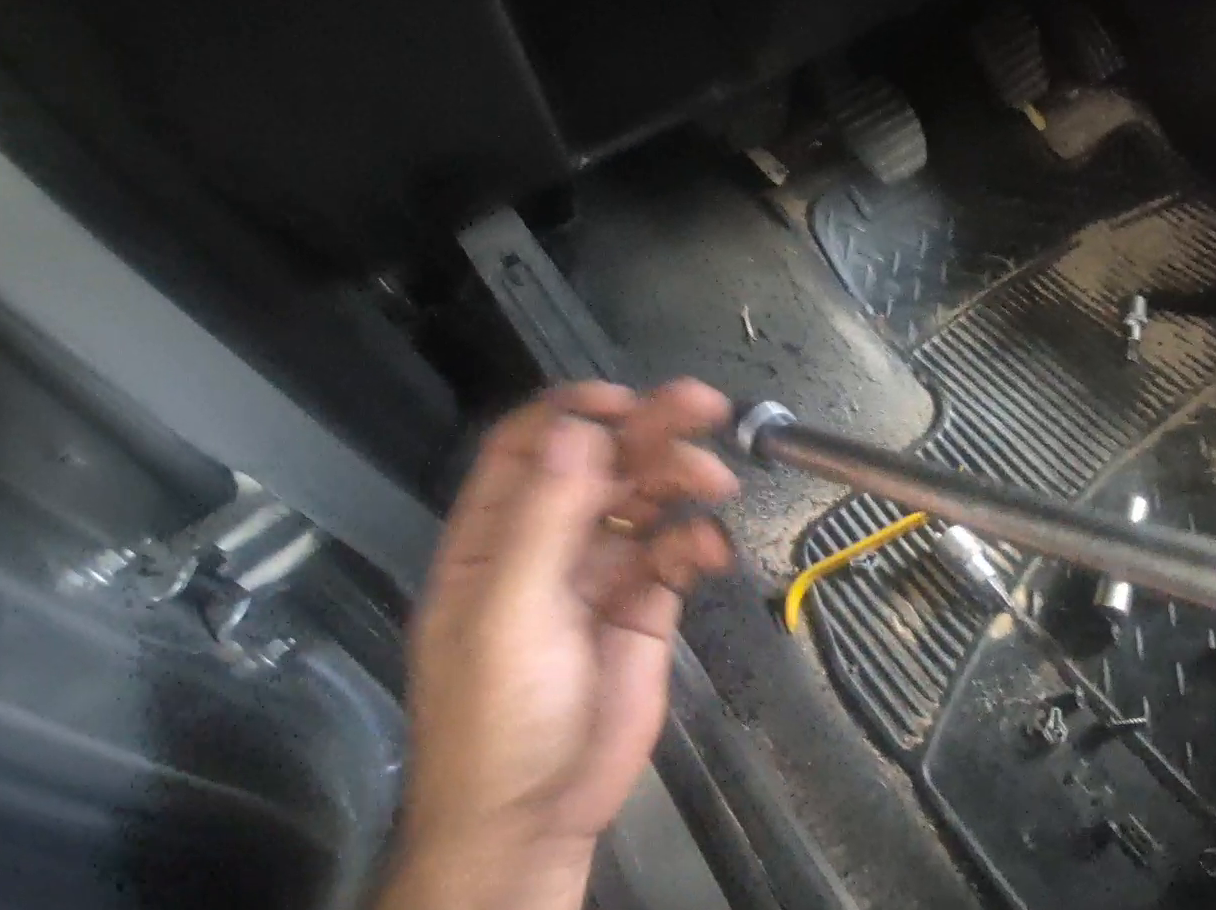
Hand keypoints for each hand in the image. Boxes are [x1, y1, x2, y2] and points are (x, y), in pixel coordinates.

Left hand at [377, 380, 738, 909]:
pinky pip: (676, 553)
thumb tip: (575, 431)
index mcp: (497, 536)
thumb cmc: (501, 716)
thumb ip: (542, 519)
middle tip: (705, 406)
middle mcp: (550, 541)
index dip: (574, 412)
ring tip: (717, 482)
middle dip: (651, 430)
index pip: (530, 447)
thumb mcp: (510, 613)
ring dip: (683, 481)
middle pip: (603, 463)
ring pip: (647, 500)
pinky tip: (711, 553)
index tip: (625, 399)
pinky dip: (698, 543)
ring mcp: (602, 571)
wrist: (538, 816)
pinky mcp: (646, 605)